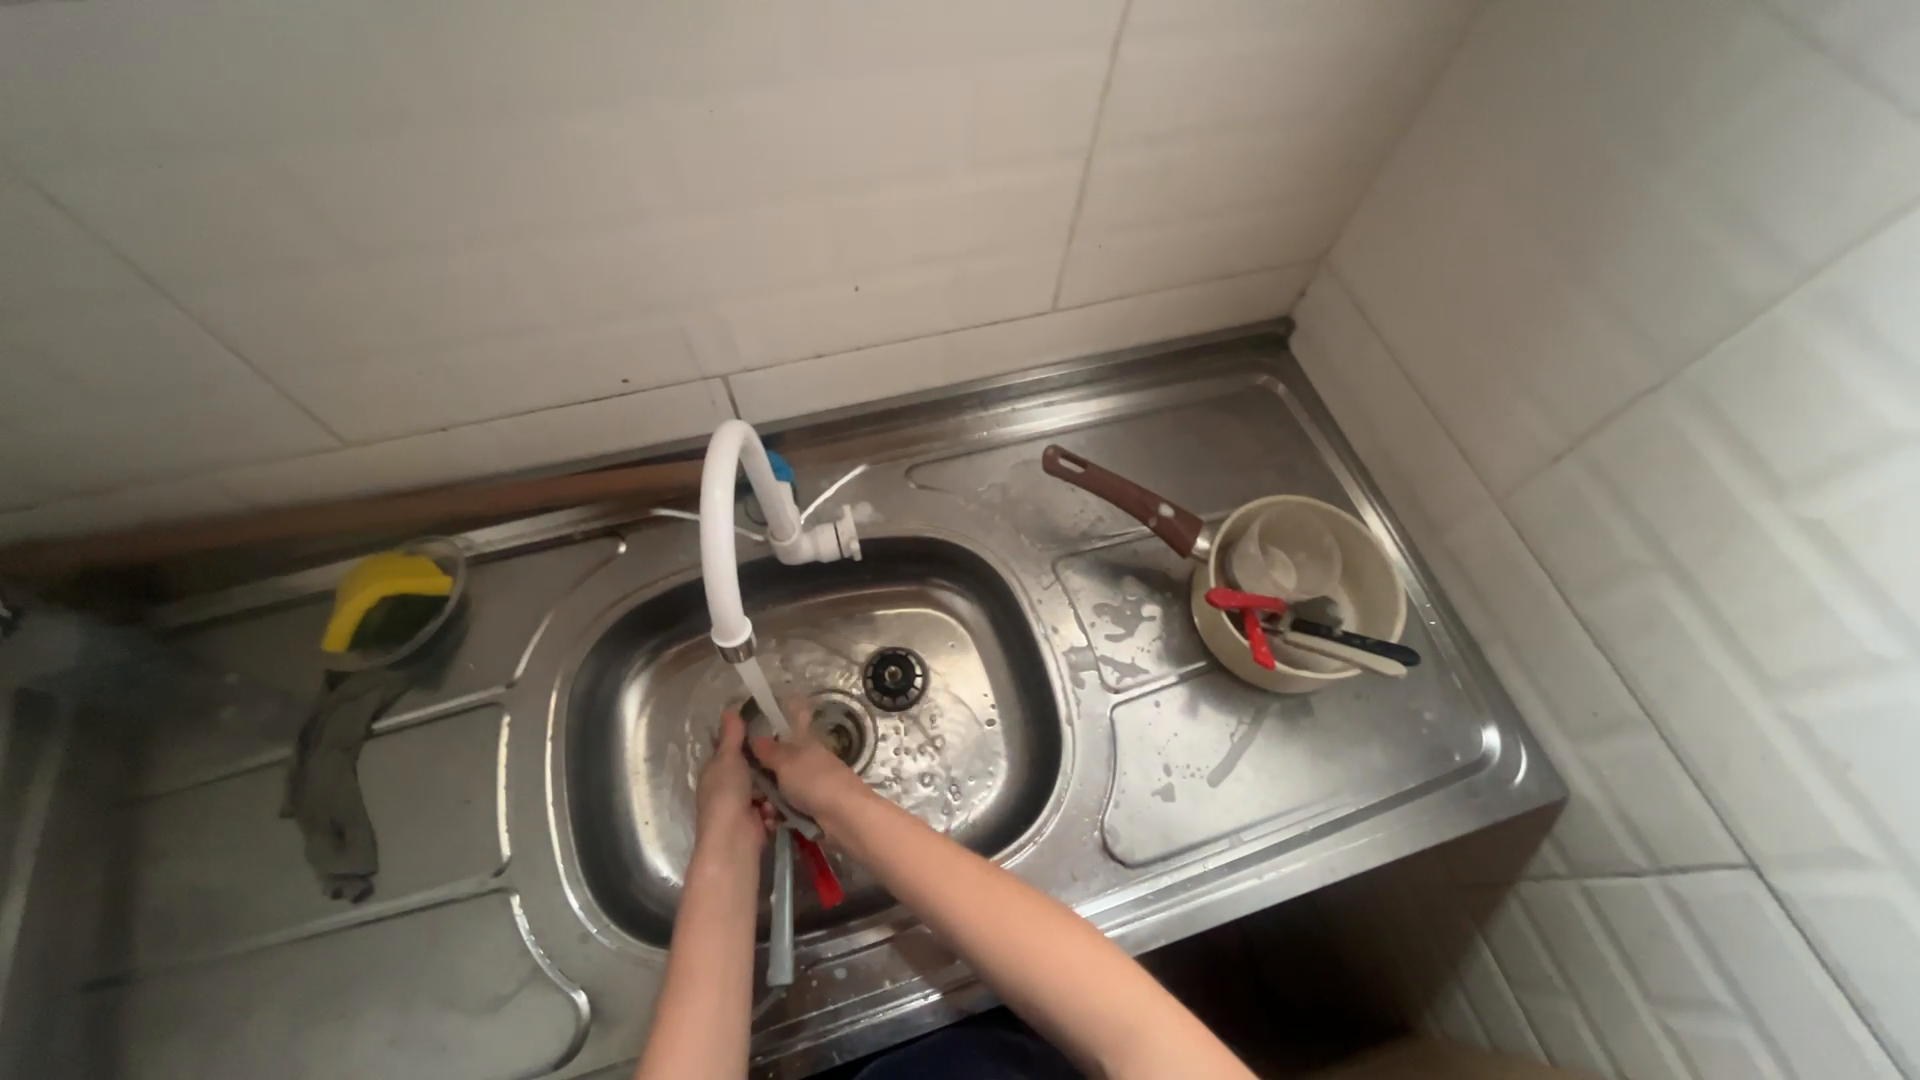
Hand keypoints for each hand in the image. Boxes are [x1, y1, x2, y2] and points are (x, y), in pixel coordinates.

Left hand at [695, 708, 769, 861]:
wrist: (734, 838)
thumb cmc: (727, 793)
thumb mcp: (728, 758)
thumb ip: (731, 735)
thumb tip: (729, 708)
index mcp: (715, 770)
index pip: (731, 749)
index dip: (747, 739)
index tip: (769, 728)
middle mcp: (727, 787)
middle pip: (751, 768)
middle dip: (765, 766)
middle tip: (783, 754)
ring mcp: (742, 804)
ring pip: (765, 787)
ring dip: (771, 789)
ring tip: (777, 787)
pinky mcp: (756, 820)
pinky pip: (771, 806)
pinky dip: (773, 808)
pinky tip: (773, 810)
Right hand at [748, 697, 873, 826]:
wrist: (845, 815)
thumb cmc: (813, 782)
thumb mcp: (786, 761)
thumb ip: (768, 750)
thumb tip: (754, 737)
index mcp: (805, 746)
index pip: (779, 744)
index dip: (761, 752)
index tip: (742, 763)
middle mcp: (808, 765)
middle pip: (777, 772)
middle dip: (761, 785)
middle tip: (753, 794)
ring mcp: (811, 789)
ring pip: (780, 794)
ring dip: (769, 804)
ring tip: (766, 812)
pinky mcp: (812, 811)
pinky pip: (788, 812)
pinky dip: (780, 817)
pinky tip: (773, 823)